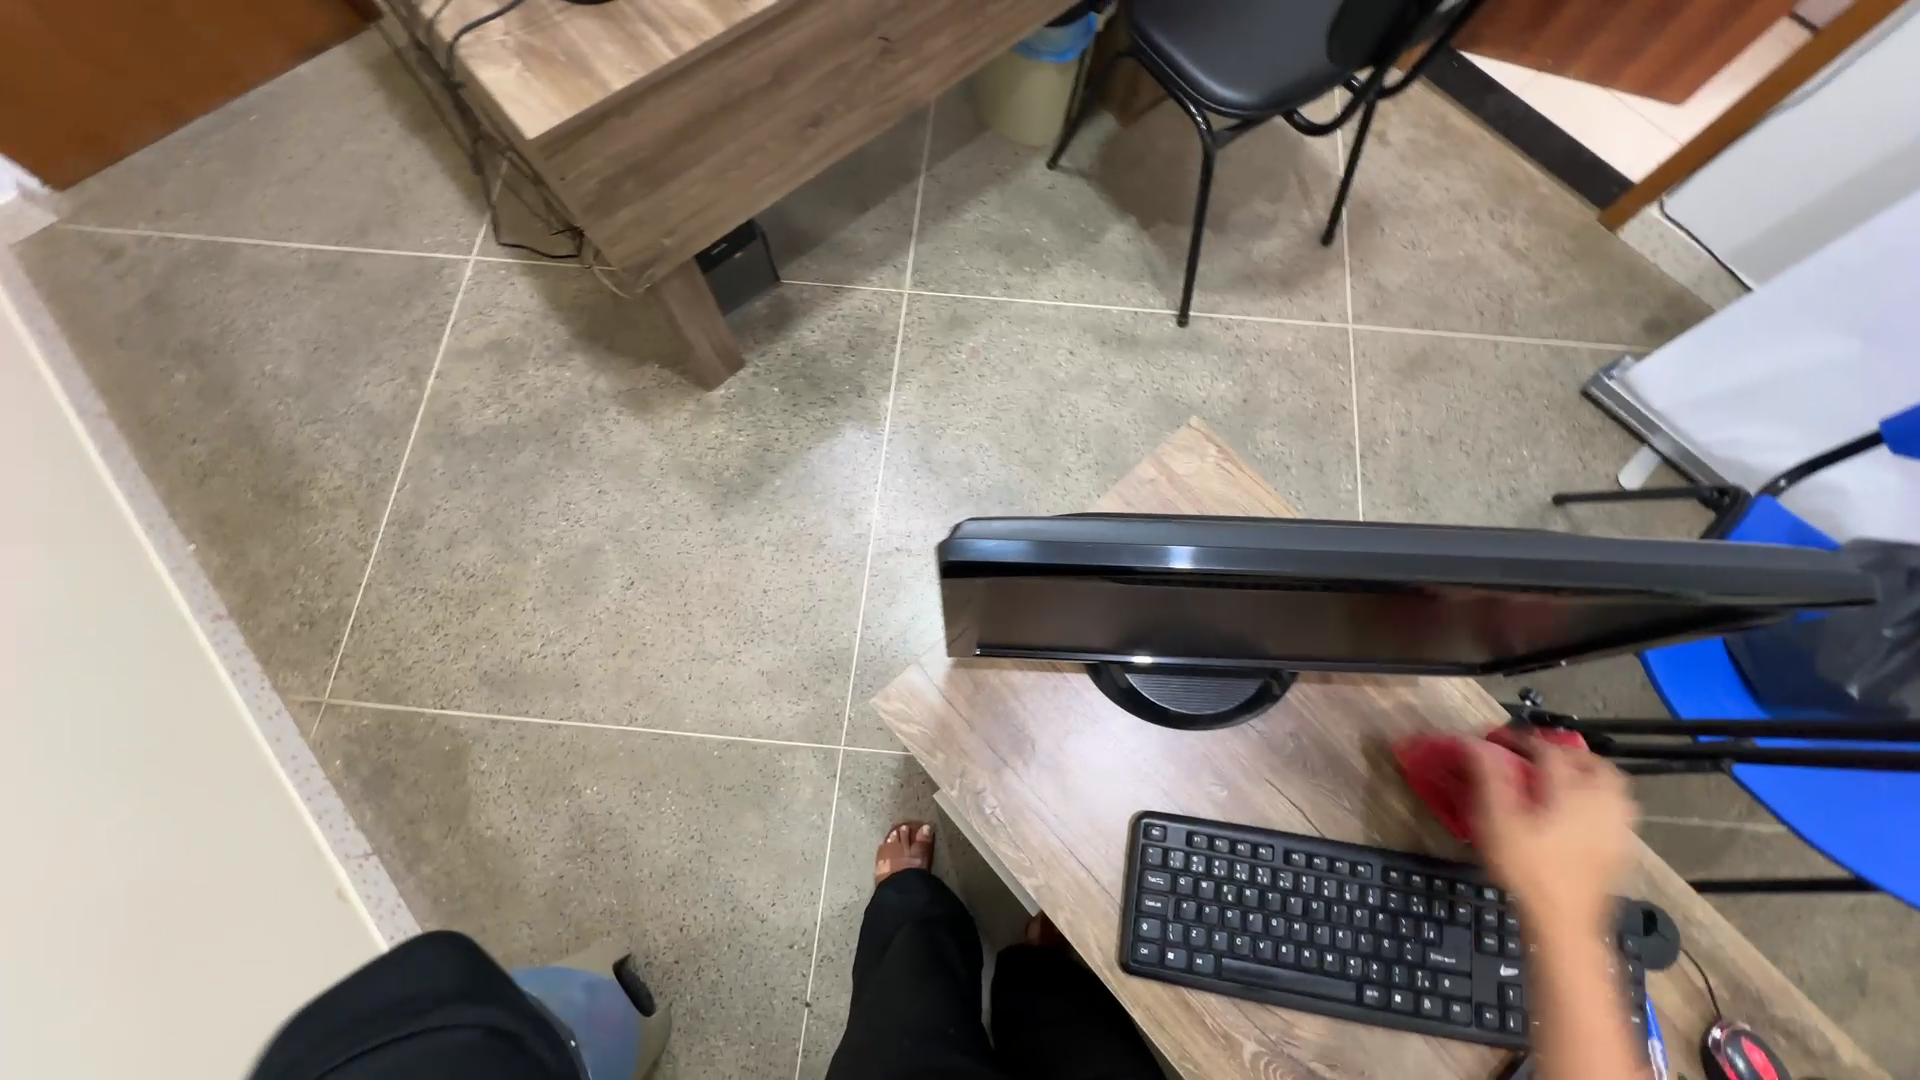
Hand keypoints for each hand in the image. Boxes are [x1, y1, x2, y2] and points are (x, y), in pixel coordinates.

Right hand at [1470, 737, 1636, 933]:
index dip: (1524, 740)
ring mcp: (1616, 829)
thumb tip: (1475, 745)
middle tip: (1540, 754)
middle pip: (1595, 765)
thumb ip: (1489, 778)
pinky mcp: (1621, 850)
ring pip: (1615, 788)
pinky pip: (1619, 812)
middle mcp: (1601, 805)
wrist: (1564, 922)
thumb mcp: (1497, 821)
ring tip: (1564, 778)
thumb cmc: (1526, 868)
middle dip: (1569, 753)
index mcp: (1570, 792)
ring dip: (1591, 775)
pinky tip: (1581, 812)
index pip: (1550, 752)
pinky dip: (1601, 801)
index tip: (1501, 739)